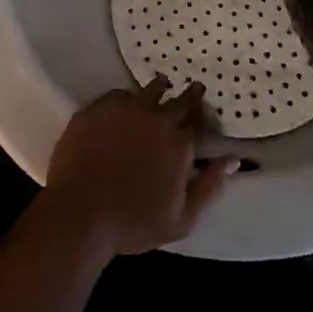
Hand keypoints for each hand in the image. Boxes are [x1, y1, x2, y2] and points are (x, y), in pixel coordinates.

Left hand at [42, 77, 238, 256]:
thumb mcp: (181, 219)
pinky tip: (122, 105)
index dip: (200, 119)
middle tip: (194, 88)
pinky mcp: (96, 110)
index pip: (198, 123)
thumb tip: (233, 160)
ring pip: (148, 90)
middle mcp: (156, 119)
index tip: (201, 116)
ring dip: (157, 90)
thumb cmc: (133, 223)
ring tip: (160, 87)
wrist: (79, 216)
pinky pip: (115, 95)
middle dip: (189, 94)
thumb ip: (209, 187)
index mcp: (179, 144)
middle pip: (179, 99)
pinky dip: (124, 99)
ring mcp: (124, 111)